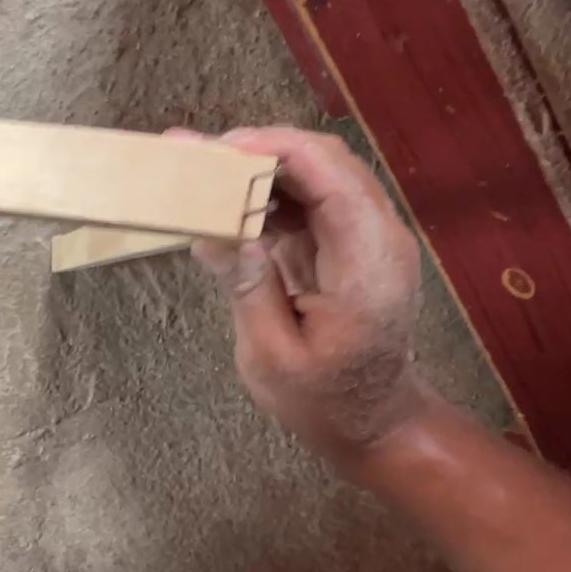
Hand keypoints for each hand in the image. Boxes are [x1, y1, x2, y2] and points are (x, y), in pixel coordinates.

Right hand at [179, 126, 433, 469]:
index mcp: (365, 263)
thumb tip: (215, 231)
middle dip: (258, 151)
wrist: (373, 422)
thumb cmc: (322, 401)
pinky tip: (228, 205)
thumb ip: (247, 287)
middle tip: (194, 155)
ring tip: (201, 173)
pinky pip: (309, 206)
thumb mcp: (271, 355)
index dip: (272, 149)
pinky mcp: (347, 250)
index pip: (327, 175)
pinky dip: (267, 199)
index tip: (215, 150)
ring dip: (259, 171)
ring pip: (315, 179)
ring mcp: (364, 241)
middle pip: (322, 165)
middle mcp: (376, 237)